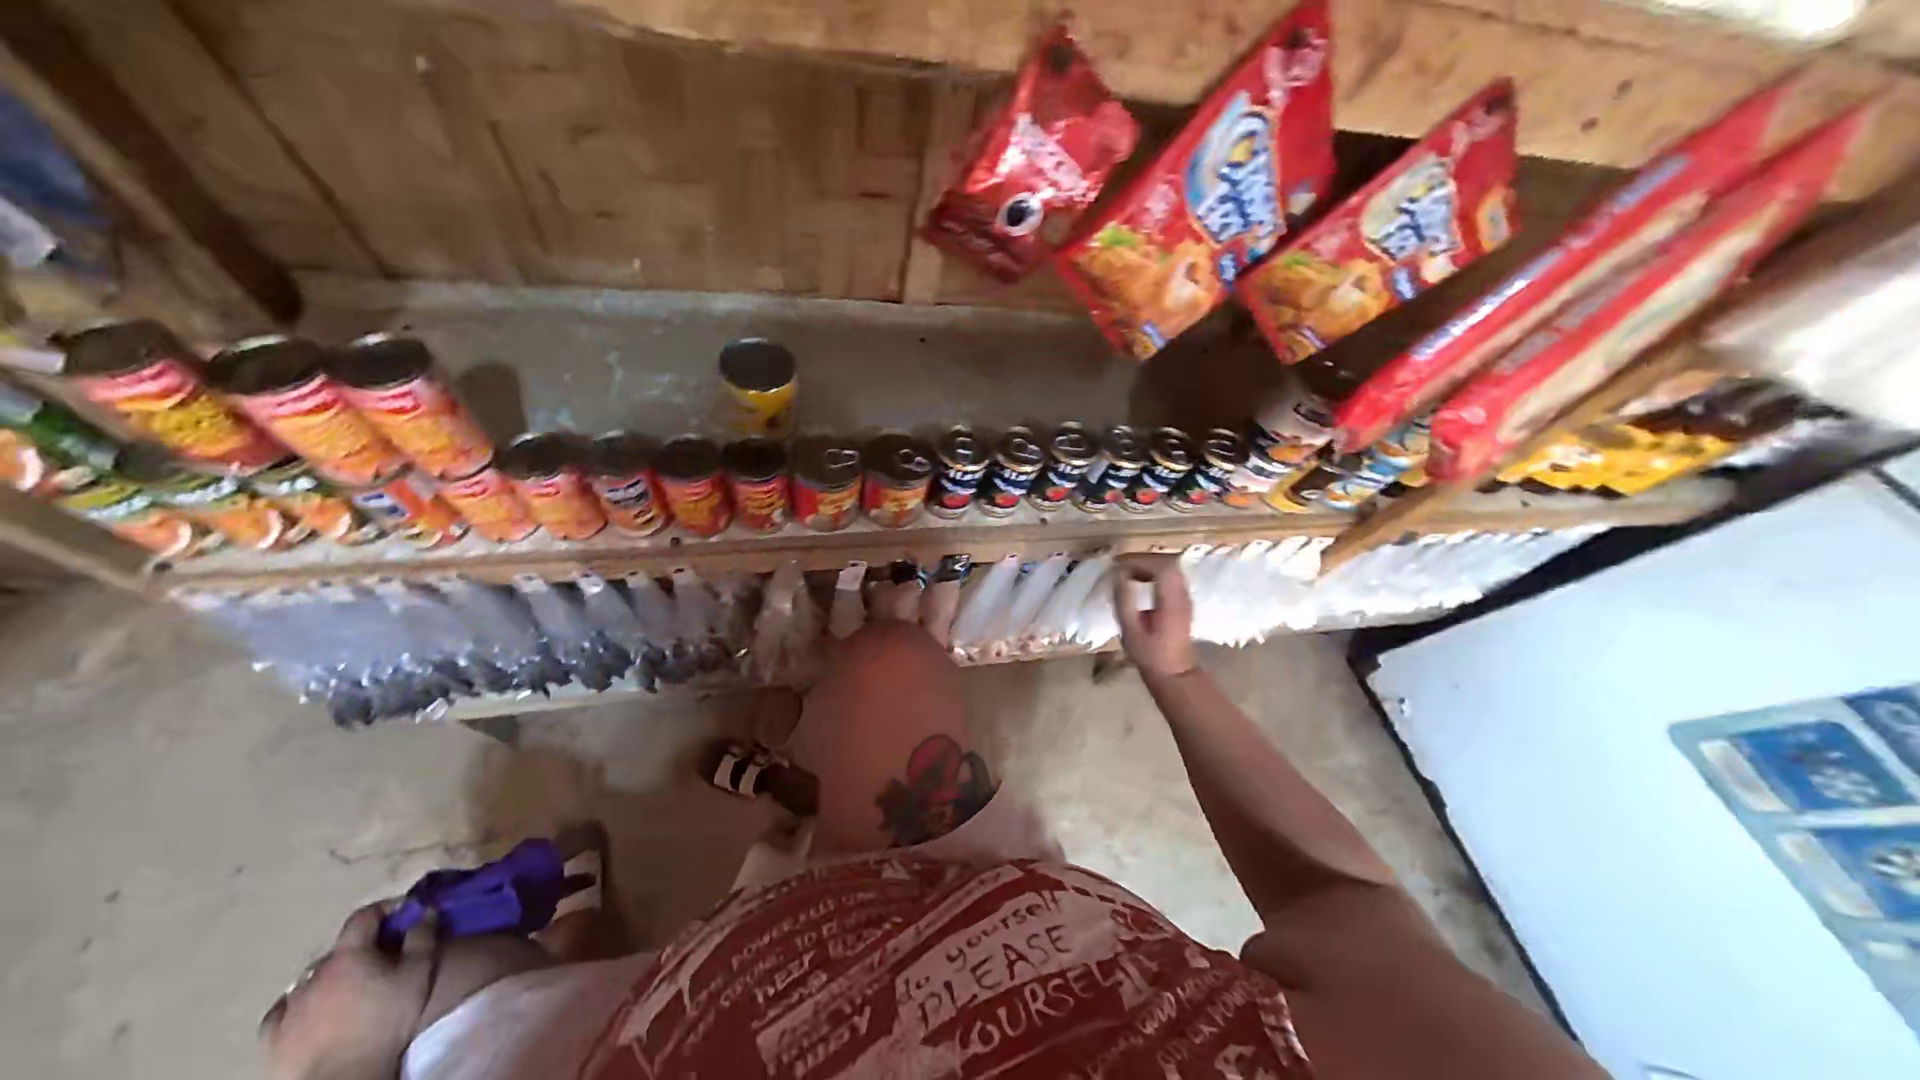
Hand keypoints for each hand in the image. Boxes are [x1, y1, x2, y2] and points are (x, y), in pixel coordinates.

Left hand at [260, 903, 437, 1079]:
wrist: (343, 1077)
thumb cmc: (386, 1020)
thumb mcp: (419, 973)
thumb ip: (423, 937)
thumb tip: (424, 911)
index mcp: (349, 954)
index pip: (363, 916)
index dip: (385, 908)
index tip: (406, 912)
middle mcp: (314, 973)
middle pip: (340, 948)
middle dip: (363, 945)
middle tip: (385, 955)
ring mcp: (289, 1005)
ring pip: (312, 977)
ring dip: (333, 974)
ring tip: (352, 985)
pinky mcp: (273, 1035)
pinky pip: (284, 1009)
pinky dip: (300, 1003)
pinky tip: (309, 1009)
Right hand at [1114, 559, 1197, 678]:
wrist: (1175, 673)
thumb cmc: (1150, 655)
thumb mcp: (1130, 631)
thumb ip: (1124, 601)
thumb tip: (1118, 575)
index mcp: (1172, 603)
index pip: (1162, 568)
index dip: (1140, 561)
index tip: (1119, 565)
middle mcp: (1183, 595)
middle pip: (1169, 562)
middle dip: (1143, 559)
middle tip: (1121, 565)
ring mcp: (1186, 597)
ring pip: (1171, 567)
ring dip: (1148, 564)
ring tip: (1127, 571)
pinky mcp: (1183, 600)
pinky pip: (1171, 576)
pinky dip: (1154, 572)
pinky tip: (1139, 581)